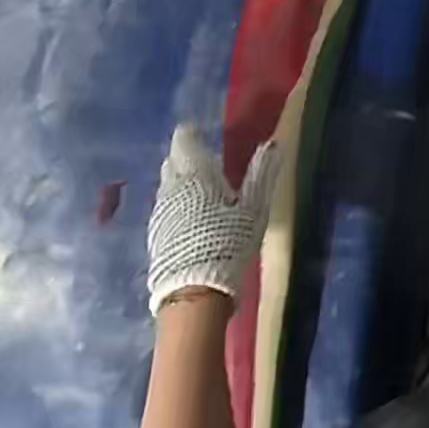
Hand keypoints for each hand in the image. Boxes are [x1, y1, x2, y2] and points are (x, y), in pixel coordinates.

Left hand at [145, 125, 282, 315]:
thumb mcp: (254, 210)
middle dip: (188, 157)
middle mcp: (171, 185)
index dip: (194, 134)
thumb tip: (273, 144)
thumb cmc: (227, 243)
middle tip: (210, 166)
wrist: (194, 293)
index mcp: (195, 173)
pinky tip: (191, 220)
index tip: (208, 138)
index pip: (185, 138)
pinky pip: (165, 207)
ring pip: (168, 184)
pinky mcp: (155, 232)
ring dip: (182, 183)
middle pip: (174, 159)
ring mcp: (160, 210)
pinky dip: (177, 205)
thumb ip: (262, 175)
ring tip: (202, 194)